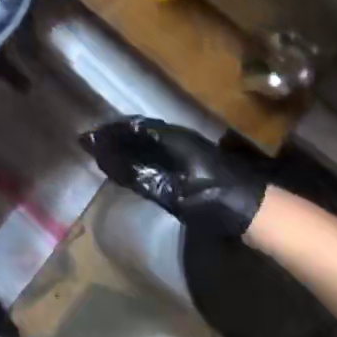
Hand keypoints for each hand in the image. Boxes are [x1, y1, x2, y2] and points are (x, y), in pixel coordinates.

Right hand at [78, 116, 266, 237]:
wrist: (249, 210)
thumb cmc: (210, 197)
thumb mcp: (170, 190)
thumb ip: (138, 175)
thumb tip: (106, 160)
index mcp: (172, 138)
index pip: (133, 127)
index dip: (110, 131)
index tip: (87, 137)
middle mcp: (179, 137)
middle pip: (140, 131)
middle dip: (116, 137)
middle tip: (91, 145)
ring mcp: (188, 150)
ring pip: (150, 141)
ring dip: (128, 145)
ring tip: (106, 153)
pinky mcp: (193, 164)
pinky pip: (159, 152)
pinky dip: (141, 155)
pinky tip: (134, 166)